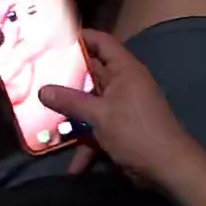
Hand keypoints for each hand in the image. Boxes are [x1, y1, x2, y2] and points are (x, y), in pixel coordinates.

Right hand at [38, 29, 205, 187]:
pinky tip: (73, 166)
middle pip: (91, 74)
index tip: (53, 40)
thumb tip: (42, 90)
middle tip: (37, 77)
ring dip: (72, 116)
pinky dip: (86, 144)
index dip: (80, 37)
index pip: (102, 42)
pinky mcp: (120, 129)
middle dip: (66, 79)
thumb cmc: (135, 131)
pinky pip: (97, 129)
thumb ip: (70, 101)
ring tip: (43, 120)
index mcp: (124, 69)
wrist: (168, 168)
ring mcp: (121, 107)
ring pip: (90, 104)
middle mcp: (123, 83)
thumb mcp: (99, 115)